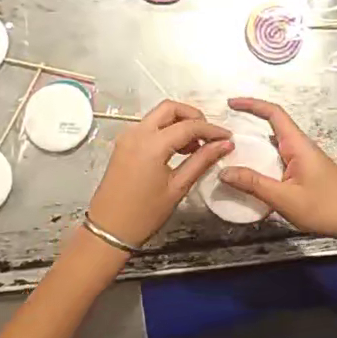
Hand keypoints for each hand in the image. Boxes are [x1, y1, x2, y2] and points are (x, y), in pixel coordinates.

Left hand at [85, 100, 233, 248]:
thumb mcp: (177, 188)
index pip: (189, 125)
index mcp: (152, 144)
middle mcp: (137, 133)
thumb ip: (201, 161)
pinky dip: (165, 130)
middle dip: (193, 116)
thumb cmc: (144, 214)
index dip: (212, 130)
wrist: (109, 229)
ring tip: (196, 146)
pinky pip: (148, 127)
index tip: (227, 138)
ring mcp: (127, 137)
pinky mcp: (123, 144)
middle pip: (170, 108)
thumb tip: (223, 145)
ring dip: (179, 122)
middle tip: (209, 135)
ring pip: (158, 115)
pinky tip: (178, 150)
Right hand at [218, 97, 336, 244]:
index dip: (252, 104)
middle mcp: (302, 148)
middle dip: (249, 126)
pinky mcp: (306, 172)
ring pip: (276, 145)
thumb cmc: (326, 209)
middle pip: (273, 127)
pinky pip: (280, 160)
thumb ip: (254, 184)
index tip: (231, 103)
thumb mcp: (284, 199)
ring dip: (256, 146)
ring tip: (234, 154)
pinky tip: (254, 175)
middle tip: (225, 135)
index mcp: (298, 146)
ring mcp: (305, 160)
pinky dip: (264, 162)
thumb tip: (225, 172)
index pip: (274, 114)